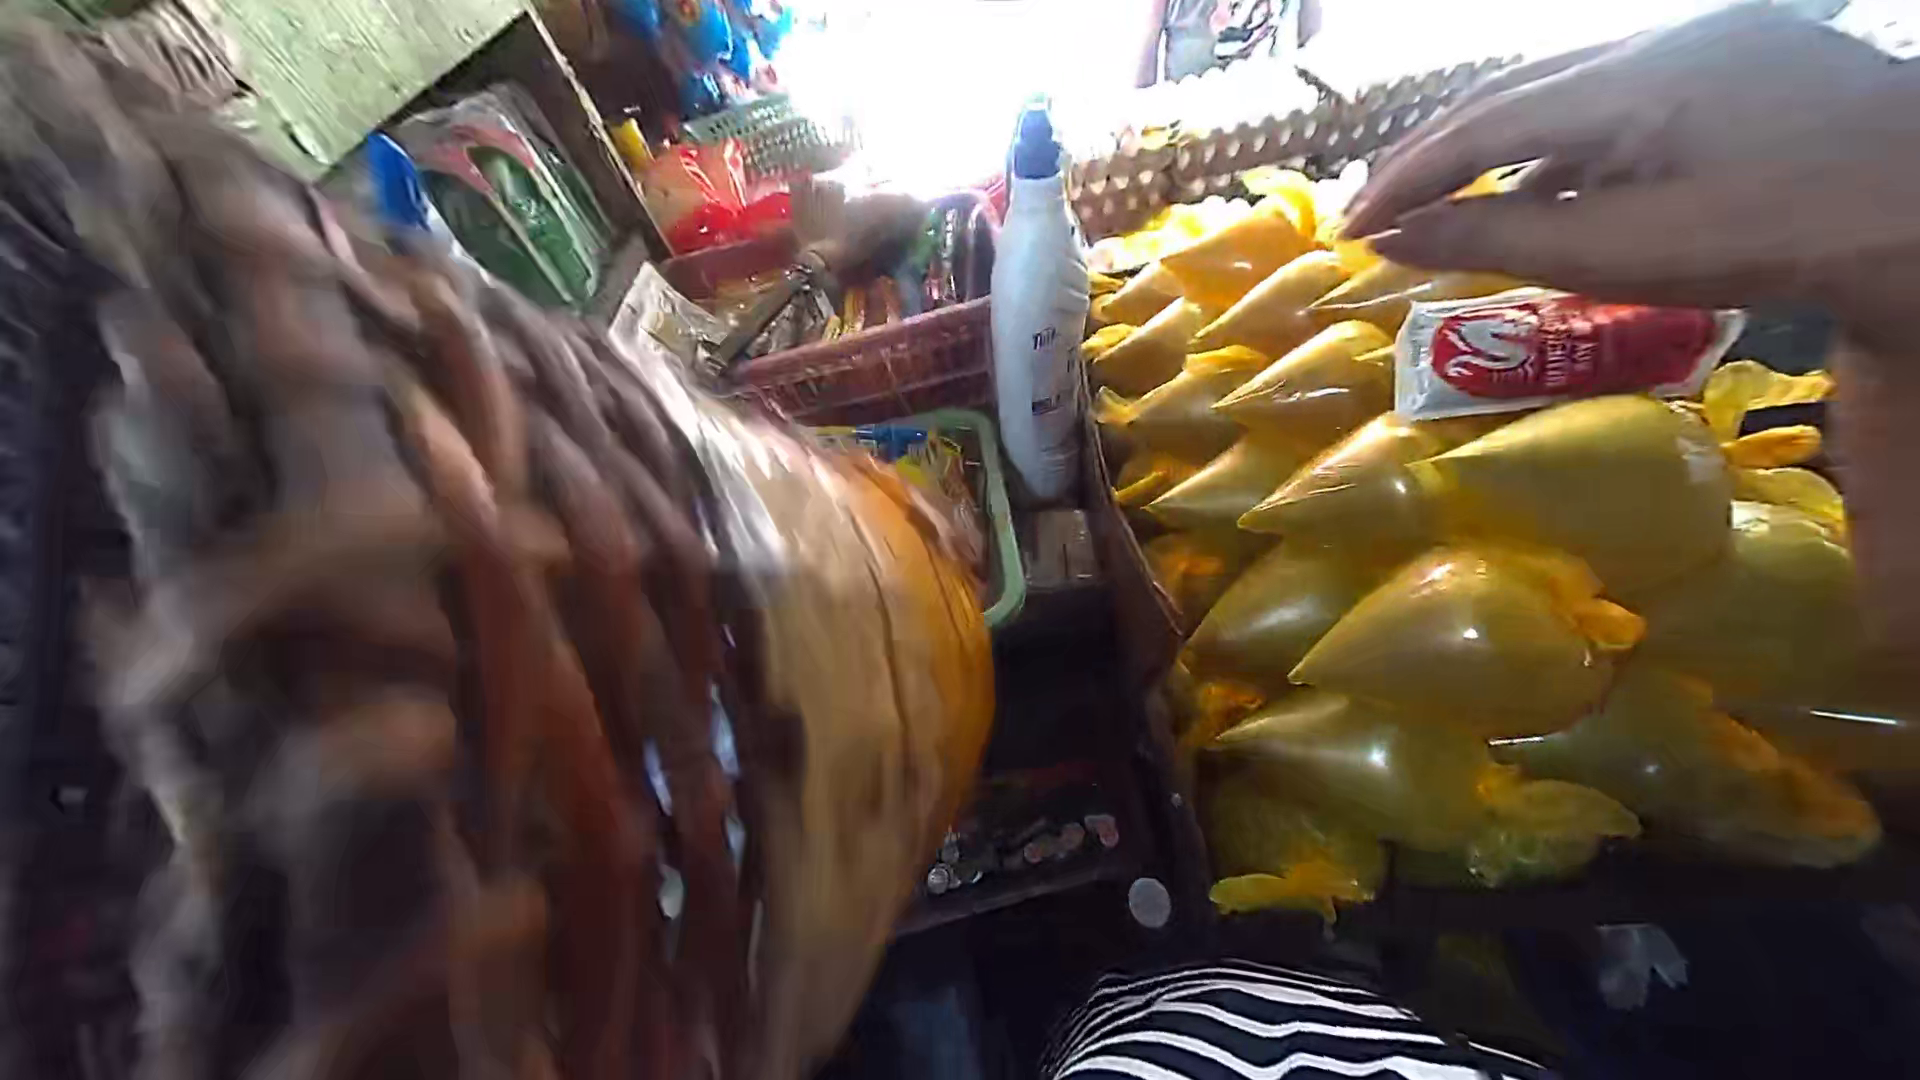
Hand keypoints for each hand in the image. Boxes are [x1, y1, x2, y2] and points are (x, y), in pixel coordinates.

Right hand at [1344, 6, 1915, 328]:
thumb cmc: (1766, 240)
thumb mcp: (1604, 252)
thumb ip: (1484, 238)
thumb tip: (1387, 239)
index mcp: (1639, 78)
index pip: (1480, 128)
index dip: (1401, 181)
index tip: (1346, 230)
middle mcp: (1661, 41)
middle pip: (1500, 95)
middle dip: (1420, 158)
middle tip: (1364, 211)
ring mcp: (1695, 47)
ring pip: (1540, 94)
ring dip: (1465, 152)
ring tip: (1415, 201)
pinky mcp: (1715, 70)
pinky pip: (1588, 105)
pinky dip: (1525, 153)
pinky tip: (1508, 192)